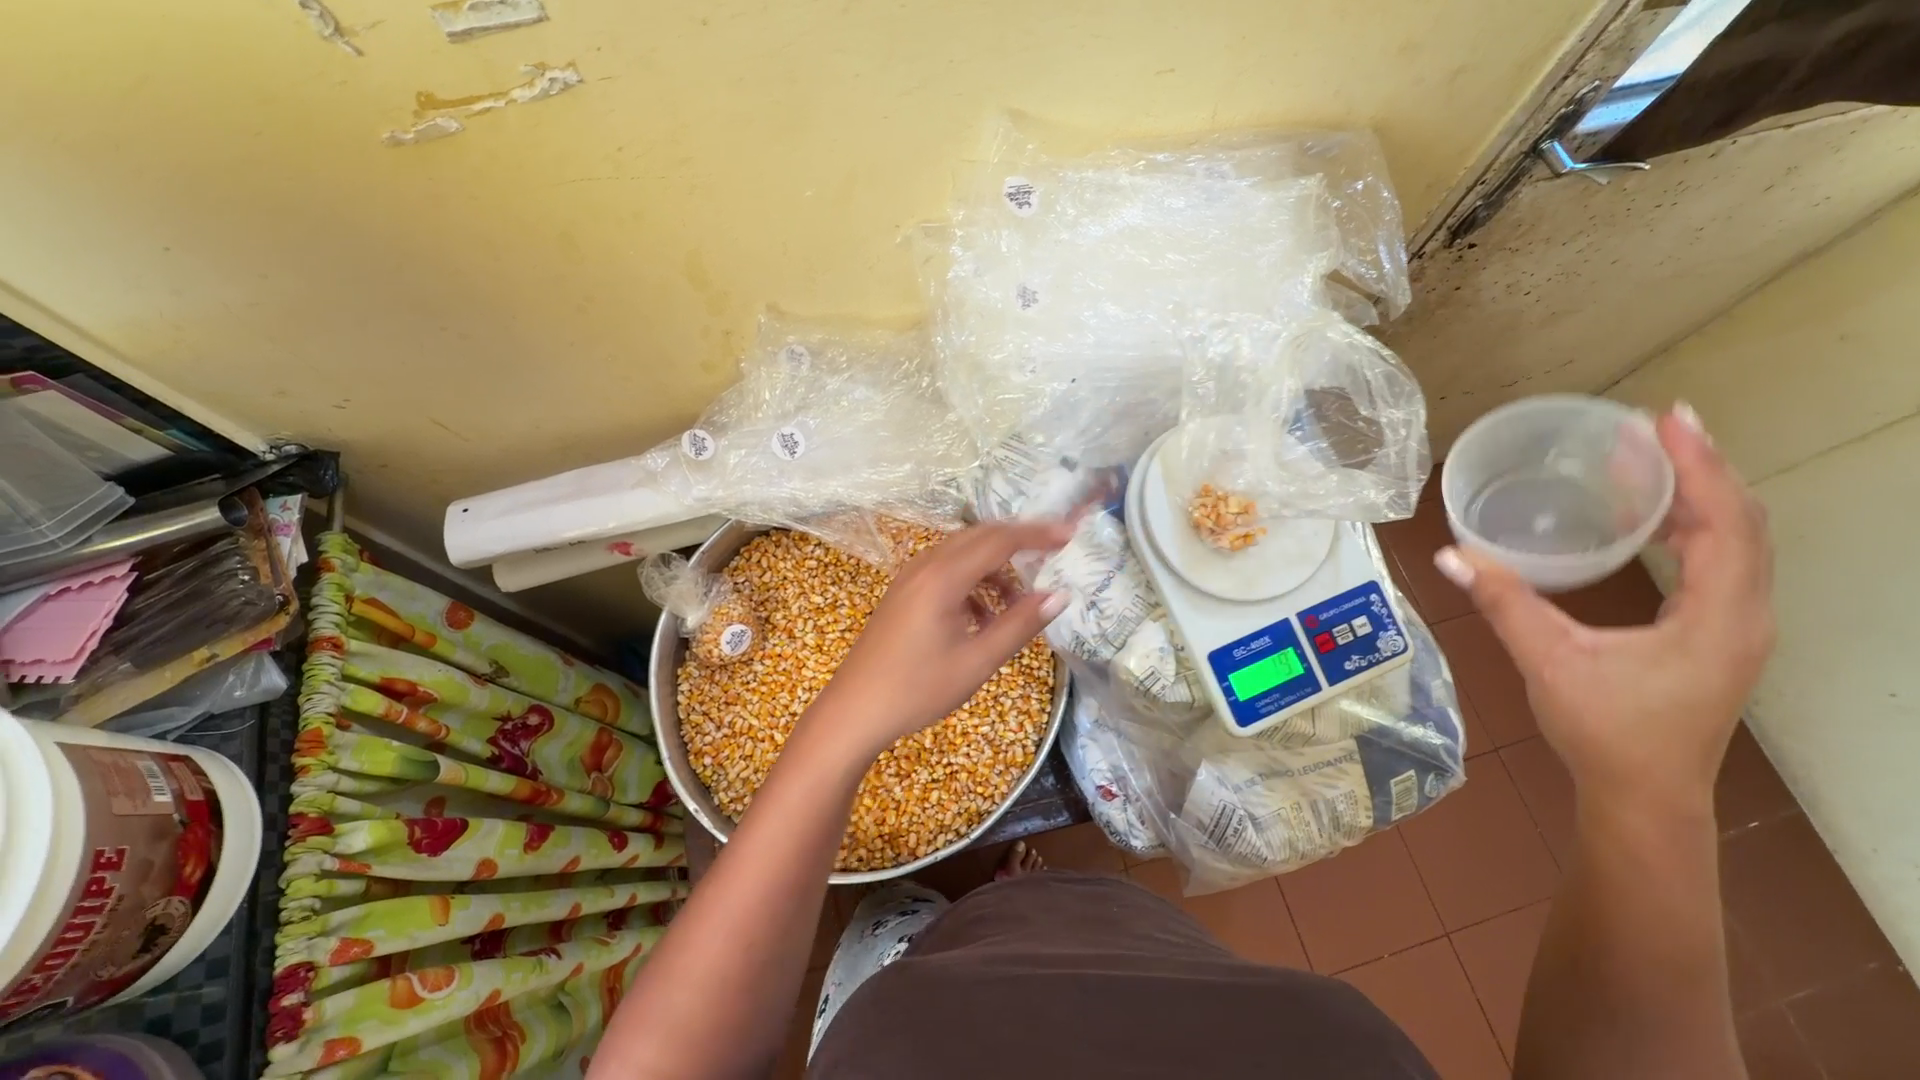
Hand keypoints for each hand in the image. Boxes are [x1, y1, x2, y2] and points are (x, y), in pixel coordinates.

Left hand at [809, 520, 1073, 758]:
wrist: (854, 711)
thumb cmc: (917, 689)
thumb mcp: (977, 661)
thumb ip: (1020, 624)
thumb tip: (1060, 595)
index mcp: (943, 577)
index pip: (1000, 540)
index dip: (1038, 534)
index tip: (1070, 535)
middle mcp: (925, 566)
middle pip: (980, 537)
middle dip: (1019, 542)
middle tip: (1054, 554)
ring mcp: (909, 578)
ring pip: (962, 554)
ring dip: (994, 567)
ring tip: (1019, 603)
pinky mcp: (902, 593)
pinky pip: (945, 571)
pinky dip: (972, 582)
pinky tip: (983, 618)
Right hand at [1435, 404, 1774, 809]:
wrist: (1644, 798)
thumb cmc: (1604, 732)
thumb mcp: (1550, 663)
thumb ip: (1505, 604)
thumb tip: (1451, 554)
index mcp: (1718, 617)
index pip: (1725, 522)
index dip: (1698, 466)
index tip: (1667, 420)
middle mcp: (1744, 615)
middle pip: (1742, 522)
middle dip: (1701, 469)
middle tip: (1654, 429)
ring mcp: (1736, 627)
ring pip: (1736, 543)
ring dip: (1698, 498)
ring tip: (1651, 463)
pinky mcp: (1718, 637)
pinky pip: (1720, 564)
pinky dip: (1691, 530)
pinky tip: (1648, 522)